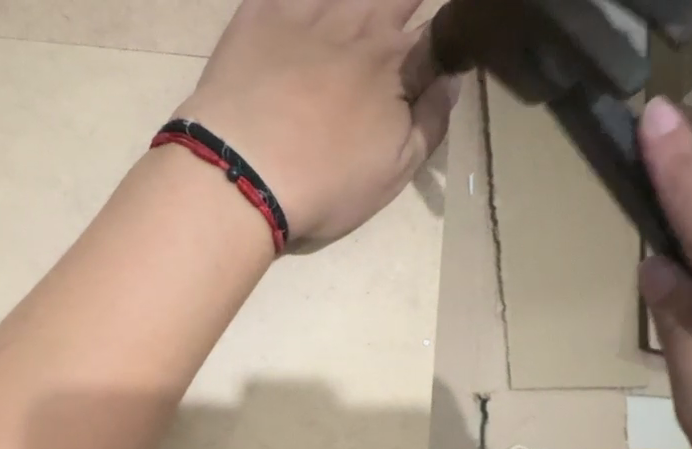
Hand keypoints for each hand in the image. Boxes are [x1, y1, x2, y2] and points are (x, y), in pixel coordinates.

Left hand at [179, 0, 457, 250]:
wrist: (241, 175)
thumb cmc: (324, 187)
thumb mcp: (393, 173)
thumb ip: (431, 123)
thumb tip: (450, 81)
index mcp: (397, 68)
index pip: (437, 37)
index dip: (443, 41)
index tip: (442, 47)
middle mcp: (359, 28)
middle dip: (405, 8)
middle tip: (401, 19)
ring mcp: (308, 15)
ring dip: (362, 2)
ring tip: (365, 14)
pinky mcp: (261, 14)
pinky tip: (309, 6)